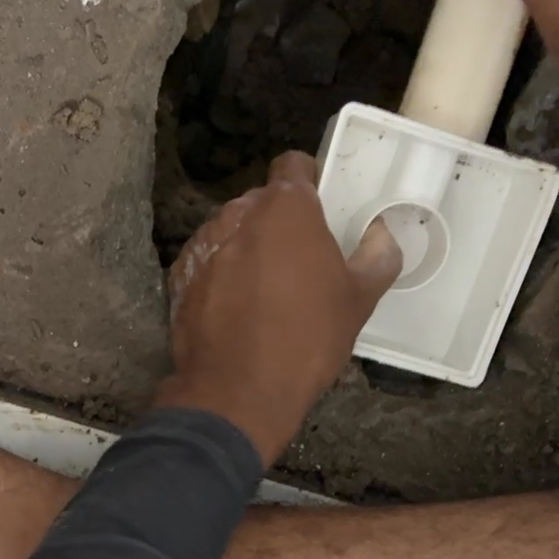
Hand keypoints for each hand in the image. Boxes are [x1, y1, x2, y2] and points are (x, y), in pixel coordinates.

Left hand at [160, 151, 400, 466]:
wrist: (236, 393)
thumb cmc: (304, 341)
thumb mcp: (358, 301)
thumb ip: (376, 257)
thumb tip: (381, 236)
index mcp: (284, 208)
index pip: (292, 166)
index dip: (307, 181)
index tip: (317, 208)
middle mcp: (236, 216)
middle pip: (258, 203)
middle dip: (274, 222)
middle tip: (293, 259)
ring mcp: (201, 248)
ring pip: (227, 233)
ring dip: (242, 248)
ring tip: (260, 289)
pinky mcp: (177, 281)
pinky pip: (203, 264)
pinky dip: (215, 275)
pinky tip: (230, 307)